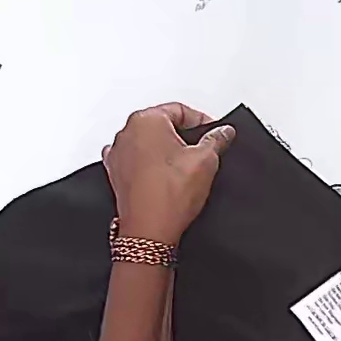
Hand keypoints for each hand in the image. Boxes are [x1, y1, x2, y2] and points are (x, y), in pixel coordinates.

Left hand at [102, 103, 234, 244]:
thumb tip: (223, 132)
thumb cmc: (168, 196)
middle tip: (202, 150)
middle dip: (184, 136)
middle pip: (163, 124)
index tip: (213, 132)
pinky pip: (138, 160)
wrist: (149, 230)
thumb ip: (217, 139)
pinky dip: (152, 164)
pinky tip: (167, 177)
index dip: (202, 121)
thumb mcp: (206, 160)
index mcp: (146, 120)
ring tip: (185, 168)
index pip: (180, 109)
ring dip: (167, 150)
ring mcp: (118, 153)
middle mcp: (127, 133)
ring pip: (150, 142)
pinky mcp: (117, 173)